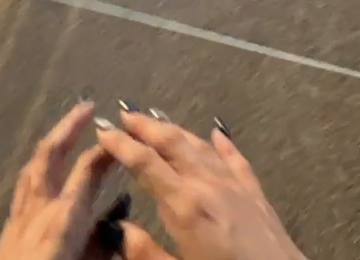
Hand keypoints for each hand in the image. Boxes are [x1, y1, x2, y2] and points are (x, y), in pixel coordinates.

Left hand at [0, 102, 117, 259]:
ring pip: (32, 167)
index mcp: (63, 218)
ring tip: (63, 132)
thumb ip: (101, 246)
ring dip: (50, 144)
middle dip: (68, 127)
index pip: (88, 170)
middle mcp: (38, 209)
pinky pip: (23, 187)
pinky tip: (40, 175)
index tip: (122, 136)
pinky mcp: (7, 231)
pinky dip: (36, 170)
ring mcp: (18, 218)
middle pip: (51, 154)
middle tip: (87, 108)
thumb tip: (115, 224)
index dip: (106, 150)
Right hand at [95, 111, 305, 259]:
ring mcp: (234, 185)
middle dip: (145, 126)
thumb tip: (116, 228)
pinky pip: (235, 159)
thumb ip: (145, 252)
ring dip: (176, 129)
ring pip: (199, 145)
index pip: (145, 164)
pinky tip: (217, 132)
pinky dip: (223, 143)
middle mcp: (207, 184)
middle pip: (172, 143)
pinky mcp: (255, 194)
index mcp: (184, 205)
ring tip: (157, 119)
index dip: (121, 145)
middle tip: (124, 113)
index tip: (104, 131)